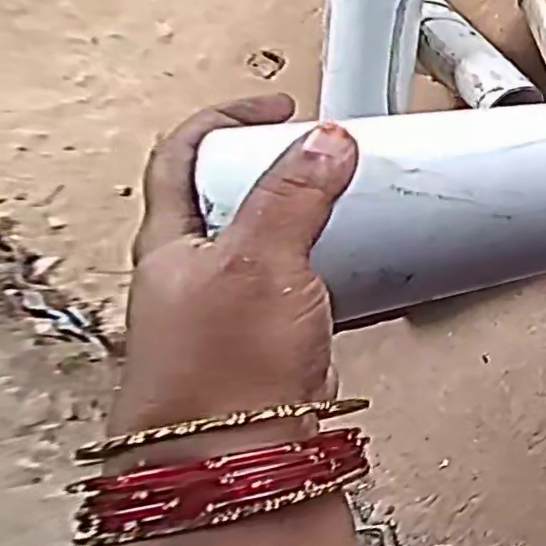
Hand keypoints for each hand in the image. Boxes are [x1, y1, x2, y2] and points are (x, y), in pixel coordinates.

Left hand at [113, 96, 358, 439]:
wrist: (242, 440)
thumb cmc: (221, 365)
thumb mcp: (258, 263)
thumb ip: (293, 199)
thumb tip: (326, 141)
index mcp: (176, 239)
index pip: (186, 156)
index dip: (229, 121)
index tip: (281, 104)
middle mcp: (206, 261)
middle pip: (234, 188)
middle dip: (280, 158)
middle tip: (328, 144)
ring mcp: (248, 290)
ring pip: (280, 228)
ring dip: (318, 204)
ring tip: (357, 192)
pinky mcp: (289, 316)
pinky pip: (318, 264)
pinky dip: (346, 248)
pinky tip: (368, 253)